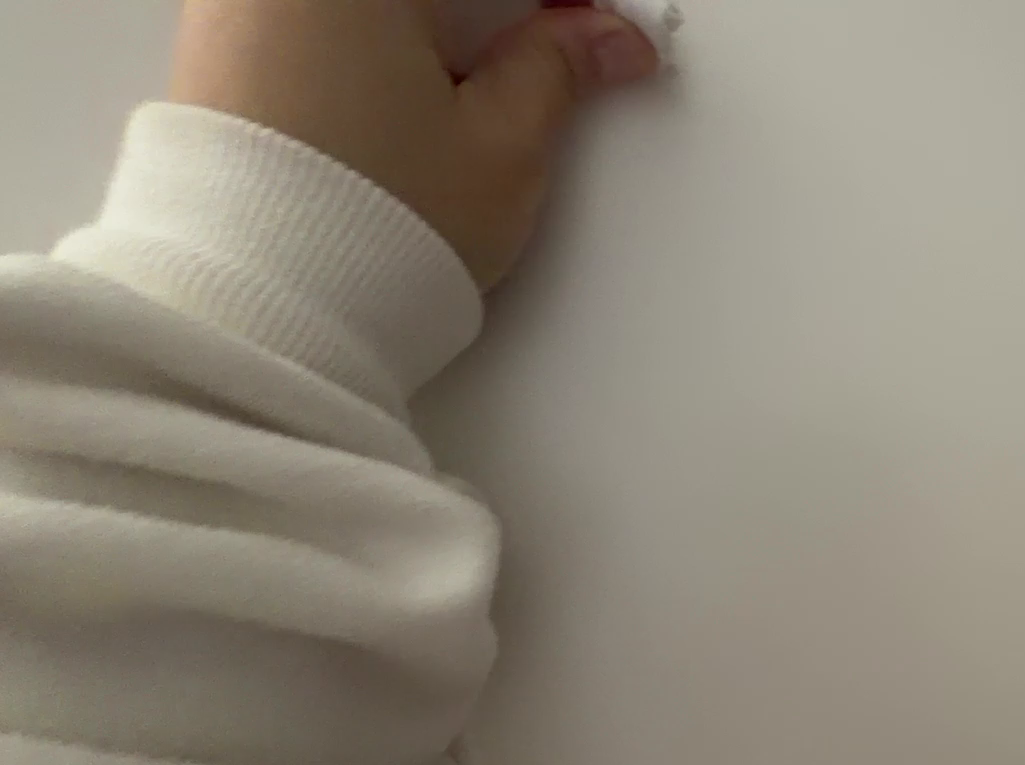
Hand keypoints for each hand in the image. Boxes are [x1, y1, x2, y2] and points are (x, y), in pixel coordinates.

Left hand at [166, 0, 661, 287]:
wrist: (275, 291)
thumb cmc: (382, 221)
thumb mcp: (506, 145)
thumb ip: (559, 72)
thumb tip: (606, 37)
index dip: (568, 4)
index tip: (606, 29)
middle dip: (515, 18)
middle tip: (572, 52)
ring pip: (398, 8)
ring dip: (461, 33)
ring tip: (506, 85)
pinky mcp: (234, 40)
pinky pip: (342, 19)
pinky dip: (404, 42)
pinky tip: (438, 90)